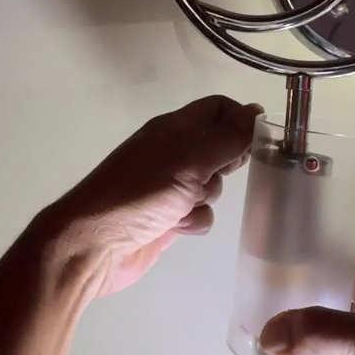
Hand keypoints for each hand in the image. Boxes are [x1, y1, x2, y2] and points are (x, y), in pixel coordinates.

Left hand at [42, 95, 259, 297]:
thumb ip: (227, 138)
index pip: (217, 109)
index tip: (258, 141)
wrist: (96, 245)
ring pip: (213, 184)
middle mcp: (173, 153)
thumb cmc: (139, 193)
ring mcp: (171, 187)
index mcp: (173, 129)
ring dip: (206, 196)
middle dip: (226, 164)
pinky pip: (200, 214)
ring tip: (183, 203)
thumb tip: (256, 111)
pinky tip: (176, 226)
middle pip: (220, 147)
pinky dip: (193, 221)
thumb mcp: (189, 159)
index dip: (240, 120)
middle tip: (213, 172)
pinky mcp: (170, 218)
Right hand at [259, 251, 354, 354]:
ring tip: (257, 341)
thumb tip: (267, 335)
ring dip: (296, 334)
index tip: (258, 260)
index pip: (331, 252)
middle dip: (288, 297)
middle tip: (247, 305)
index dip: (296, 252)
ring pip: (325, 327)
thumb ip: (322, 332)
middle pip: (323, 290)